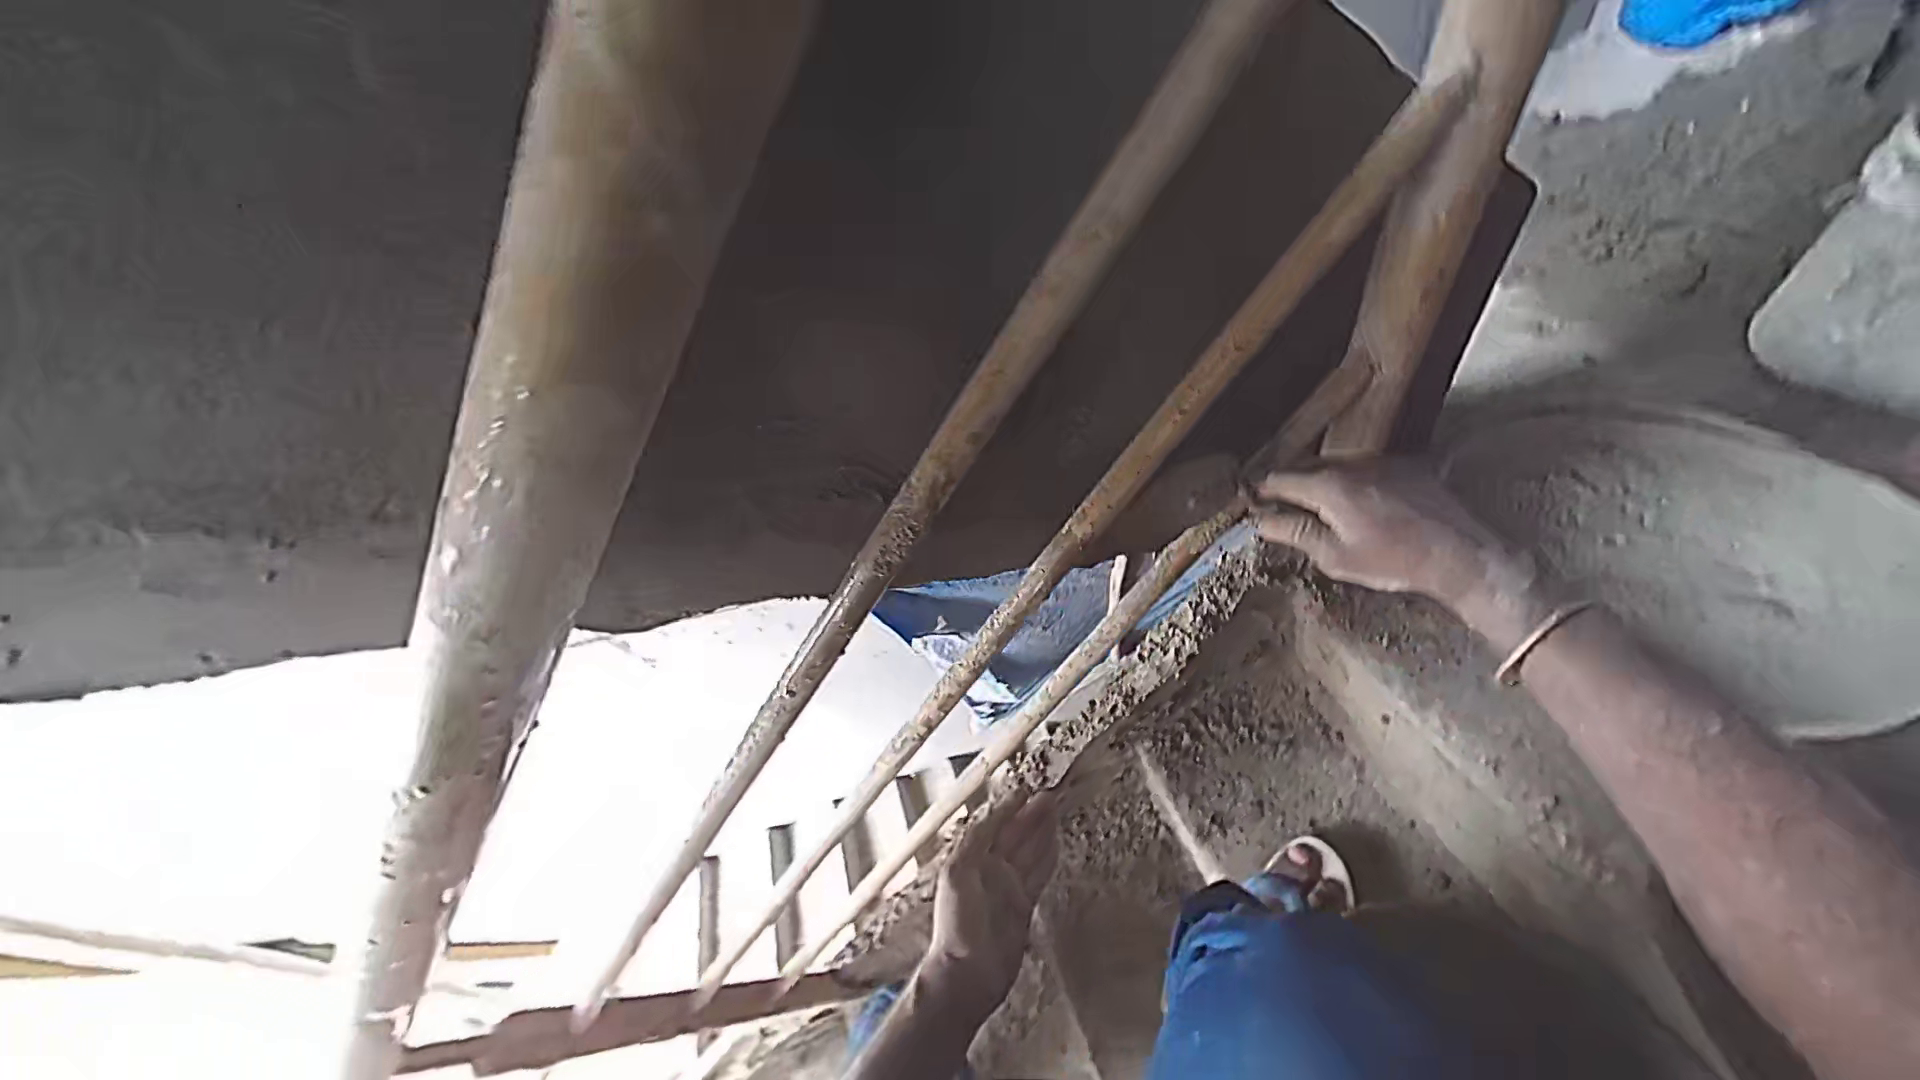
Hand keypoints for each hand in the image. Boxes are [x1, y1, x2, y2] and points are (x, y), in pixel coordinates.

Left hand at [923, 786, 1060, 1014]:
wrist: (966, 975)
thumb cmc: (956, 923)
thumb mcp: (958, 873)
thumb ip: (975, 840)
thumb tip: (992, 811)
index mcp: (972, 856)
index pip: (994, 823)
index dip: (1009, 805)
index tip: (1026, 787)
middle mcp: (991, 867)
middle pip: (1015, 834)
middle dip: (1031, 814)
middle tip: (1050, 792)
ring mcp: (1008, 886)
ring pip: (1029, 850)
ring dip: (1042, 830)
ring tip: (1056, 807)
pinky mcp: (1023, 905)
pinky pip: (1038, 873)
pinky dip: (1048, 855)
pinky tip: (1056, 840)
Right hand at [1250, 460, 1546, 646]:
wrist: (1461, 555)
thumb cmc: (1395, 561)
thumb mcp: (1335, 556)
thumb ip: (1294, 532)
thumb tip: (1261, 521)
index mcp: (1330, 487)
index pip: (1279, 479)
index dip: (1260, 491)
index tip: (1250, 501)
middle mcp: (1352, 465)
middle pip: (1304, 467)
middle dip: (1287, 485)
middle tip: (1277, 508)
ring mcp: (1381, 462)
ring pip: (1333, 466)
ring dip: (1317, 482)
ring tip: (1314, 508)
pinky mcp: (1404, 465)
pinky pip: (1361, 468)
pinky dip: (1347, 481)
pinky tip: (1353, 506)